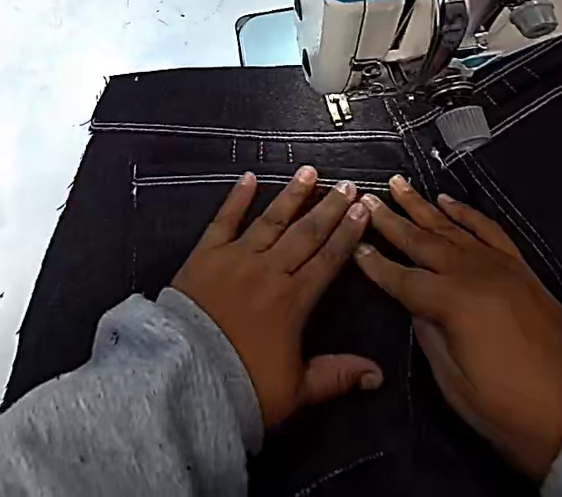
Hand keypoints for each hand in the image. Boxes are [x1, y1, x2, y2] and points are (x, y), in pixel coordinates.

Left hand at [171, 166, 380, 427]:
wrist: (183, 379)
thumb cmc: (242, 387)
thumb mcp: (296, 391)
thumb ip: (336, 376)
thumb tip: (378, 374)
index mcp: (293, 299)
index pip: (328, 259)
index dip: (347, 234)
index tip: (362, 209)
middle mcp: (269, 269)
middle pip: (306, 233)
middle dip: (329, 207)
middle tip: (347, 184)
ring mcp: (237, 257)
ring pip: (271, 220)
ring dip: (292, 194)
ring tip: (309, 170)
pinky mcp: (206, 254)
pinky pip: (224, 220)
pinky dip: (237, 197)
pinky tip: (249, 177)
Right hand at [353, 176, 561, 479]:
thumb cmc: (511, 410)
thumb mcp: (456, 384)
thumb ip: (429, 336)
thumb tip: (416, 306)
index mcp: (452, 303)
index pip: (401, 277)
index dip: (374, 263)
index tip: (353, 243)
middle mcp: (472, 273)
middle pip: (421, 241)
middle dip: (390, 220)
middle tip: (367, 199)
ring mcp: (497, 264)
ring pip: (449, 226)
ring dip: (420, 204)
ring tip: (398, 183)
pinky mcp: (518, 265)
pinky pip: (487, 228)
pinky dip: (465, 212)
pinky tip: (447, 200)